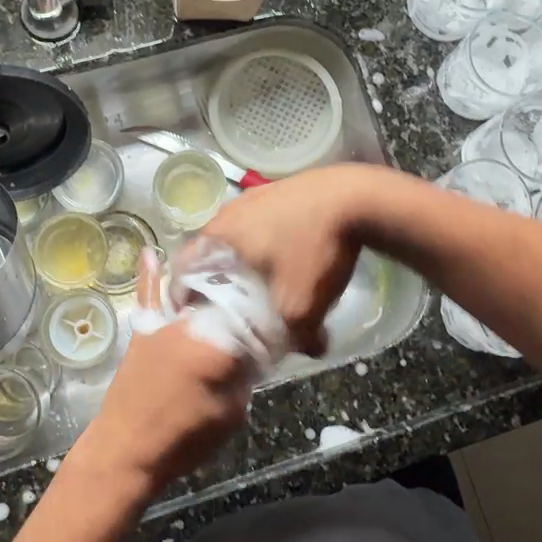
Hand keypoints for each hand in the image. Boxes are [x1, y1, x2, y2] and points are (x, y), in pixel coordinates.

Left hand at [65, 257, 253, 502]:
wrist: (127, 451)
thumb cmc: (186, 439)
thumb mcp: (233, 412)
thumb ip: (246, 375)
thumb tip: (253, 353)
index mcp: (221, 343)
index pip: (261, 320)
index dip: (275, 325)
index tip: (287, 331)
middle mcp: (194, 321)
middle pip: (230, 301)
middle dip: (249, 305)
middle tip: (263, 313)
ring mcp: (167, 322)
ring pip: (197, 294)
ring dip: (215, 287)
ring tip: (234, 275)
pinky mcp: (143, 329)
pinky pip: (149, 296)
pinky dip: (149, 274)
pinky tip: (150, 251)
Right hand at [199, 163, 379, 354]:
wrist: (359, 197)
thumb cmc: (316, 249)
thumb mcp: (302, 306)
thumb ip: (297, 338)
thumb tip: (310, 350)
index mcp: (218, 236)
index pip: (182, 271)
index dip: (187, 300)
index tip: (202, 321)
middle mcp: (227, 211)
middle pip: (208, 256)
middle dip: (218, 284)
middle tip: (235, 309)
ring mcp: (253, 196)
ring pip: (236, 239)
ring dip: (243, 262)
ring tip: (264, 285)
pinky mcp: (279, 190)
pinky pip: (260, 225)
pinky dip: (266, 244)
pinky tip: (289, 257)